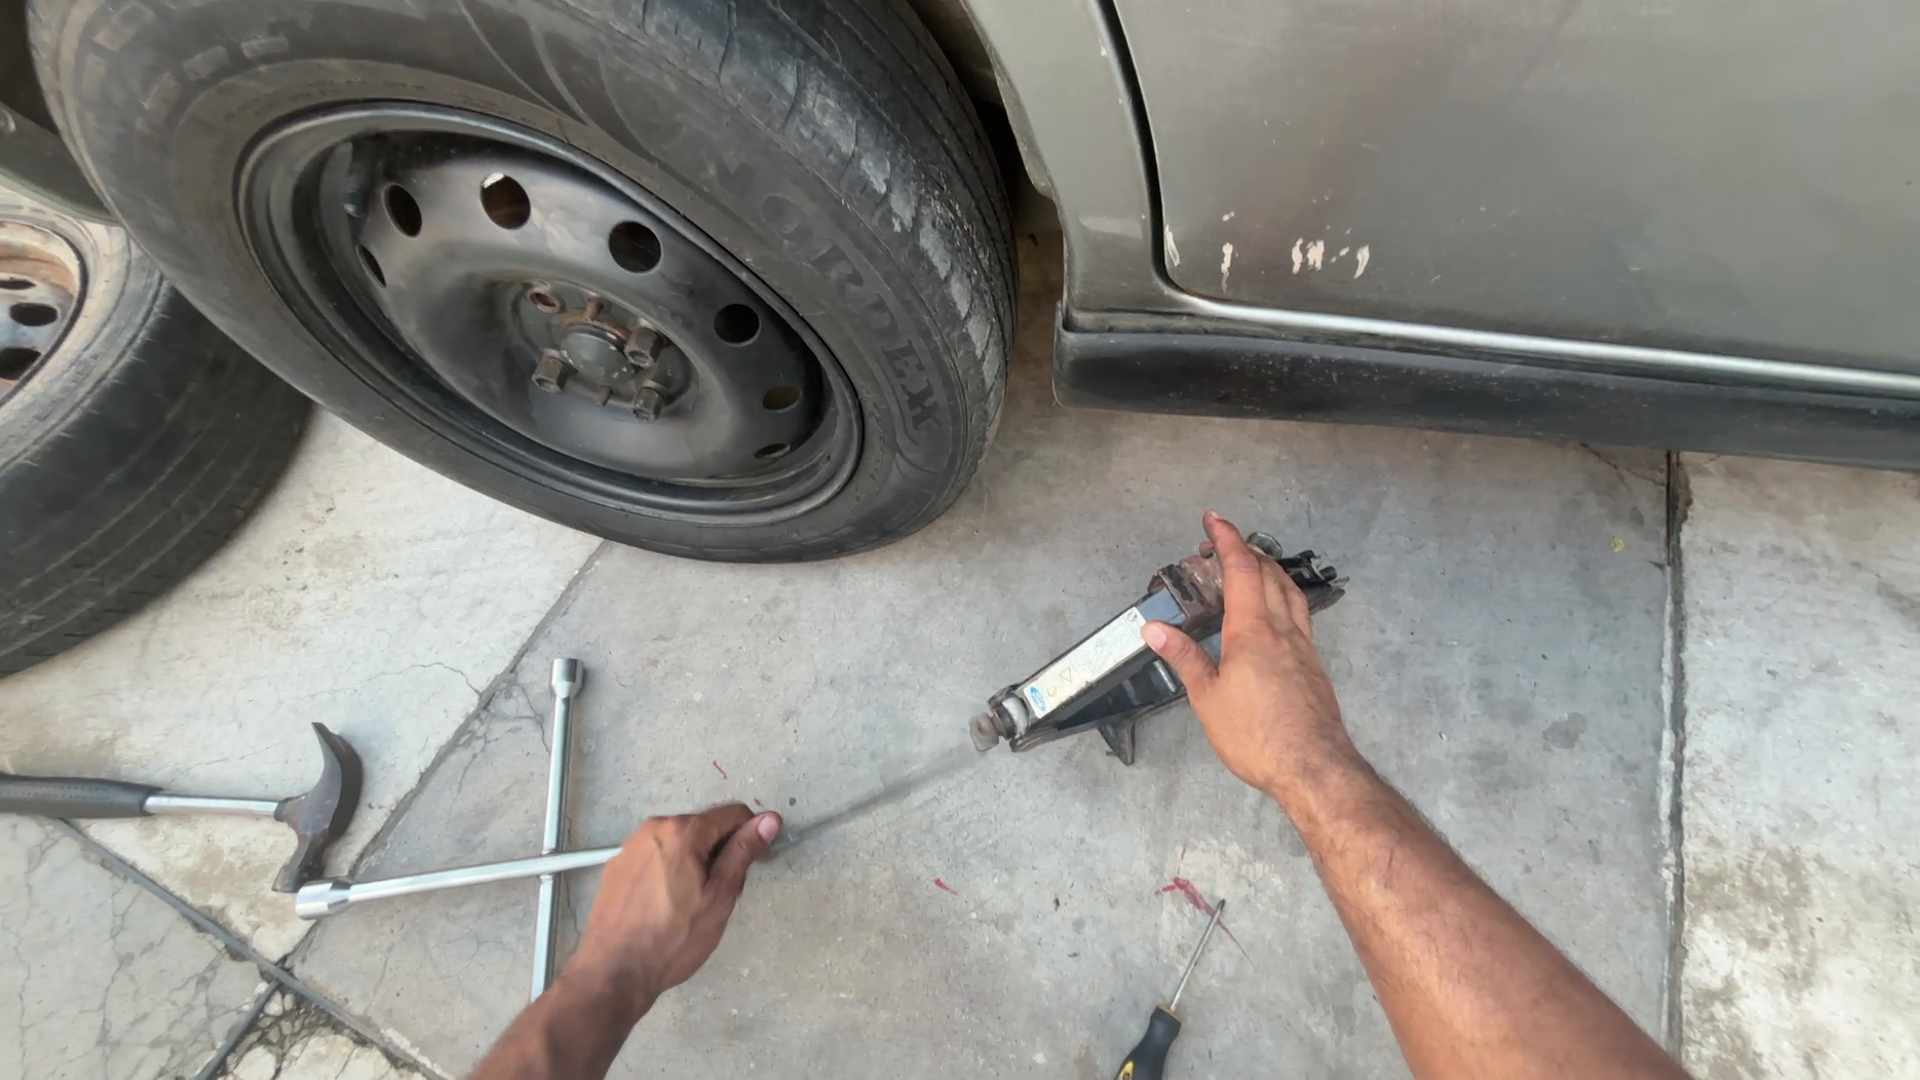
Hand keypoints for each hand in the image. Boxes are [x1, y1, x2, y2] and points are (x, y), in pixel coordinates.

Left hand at [561, 804, 780, 1016]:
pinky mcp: (616, 866)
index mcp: (683, 830)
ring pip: (680, 842)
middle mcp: (654, 827)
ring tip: (691, 903)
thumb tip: (769, 819)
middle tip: (719, 893)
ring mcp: (631, 846)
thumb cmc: (672, 939)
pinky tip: (664, 904)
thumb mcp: (719, 897)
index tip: (753, 864)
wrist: (610, 977)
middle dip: (719, 851)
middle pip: (704, 827)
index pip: (733, 814)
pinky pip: (656, 856)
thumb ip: (743, 852)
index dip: (751, 835)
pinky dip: (668, 869)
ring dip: (694, 861)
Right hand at [1143, 511, 1354, 799]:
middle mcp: (1282, 630)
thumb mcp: (1207, 698)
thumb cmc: (1254, 734)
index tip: (1213, 519)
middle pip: (1270, 574)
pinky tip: (1272, 611)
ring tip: (1250, 564)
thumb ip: (1183, 657)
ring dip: (1269, 568)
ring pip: (1290, 591)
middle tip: (1219, 544)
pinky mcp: (1312, 665)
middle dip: (1245, 550)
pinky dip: (1281, 594)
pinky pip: (1298, 614)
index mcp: (1252, 631)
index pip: (1242, 571)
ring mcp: (1303, 647)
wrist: (1313, 768)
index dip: (1227, 540)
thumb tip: (1153, 628)